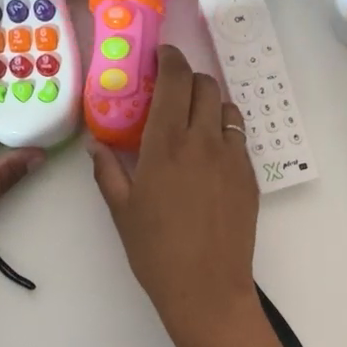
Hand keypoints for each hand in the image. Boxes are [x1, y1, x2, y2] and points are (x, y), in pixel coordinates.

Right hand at [88, 46, 259, 337]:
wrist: (207, 289)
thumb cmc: (156, 253)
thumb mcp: (122, 211)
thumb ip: (108, 172)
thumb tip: (96, 146)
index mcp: (166, 144)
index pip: (175, 79)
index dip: (169, 59)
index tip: (161, 57)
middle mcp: (204, 141)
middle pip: (205, 85)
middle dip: (188, 79)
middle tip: (172, 93)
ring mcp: (232, 159)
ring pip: (227, 110)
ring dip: (210, 105)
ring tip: (194, 124)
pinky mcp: (250, 178)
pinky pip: (239, 141)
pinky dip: (225, 135)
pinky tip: (210, 157)